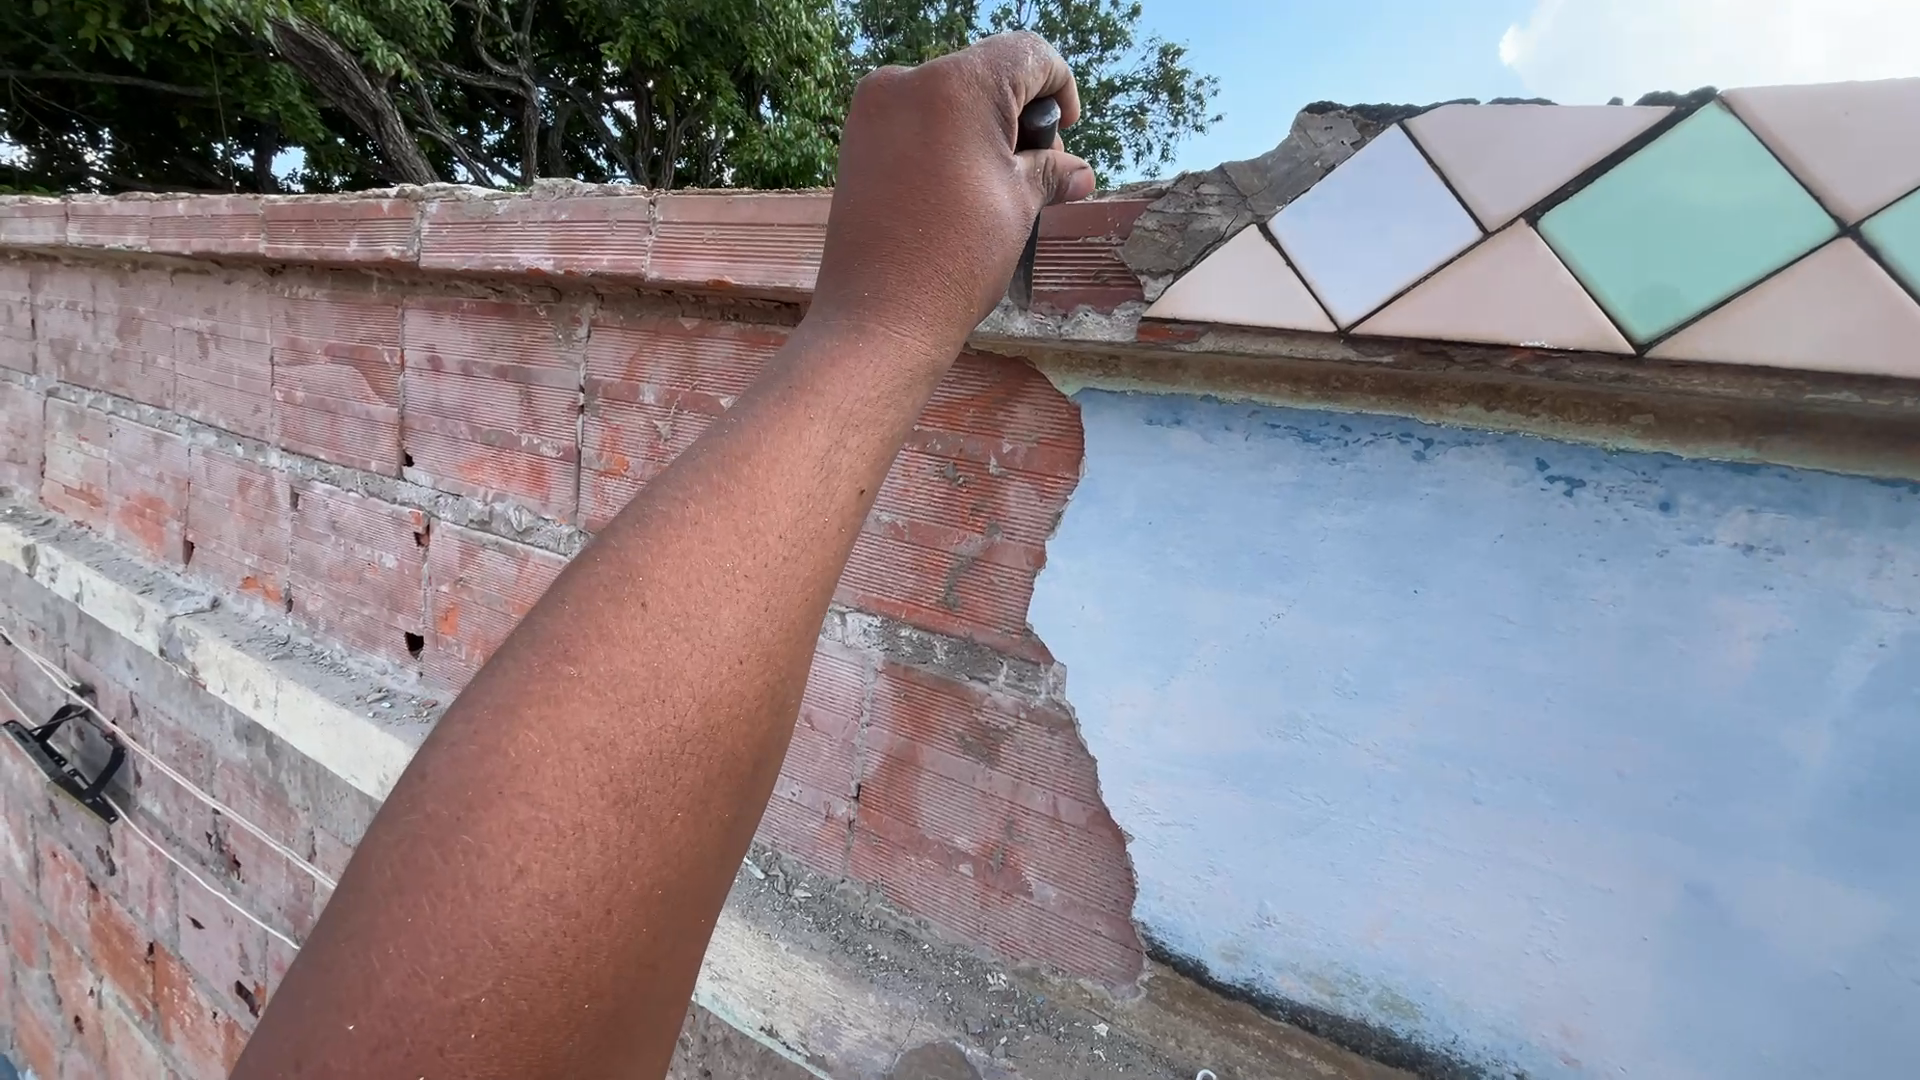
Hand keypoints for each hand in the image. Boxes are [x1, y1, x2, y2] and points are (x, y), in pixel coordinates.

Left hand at [809, 31, 1095, 356]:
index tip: (1066, 131)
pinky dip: (942, 144)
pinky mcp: (856, 142)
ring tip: (990, 192)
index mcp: (956, 85)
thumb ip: (1049, 173)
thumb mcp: (1018, 209)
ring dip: (979, 133)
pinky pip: (914, 123)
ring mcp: (873, 111)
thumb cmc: (955, 263)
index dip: (1060, 86)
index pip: (1027, 54)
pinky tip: (953, 194)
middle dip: (1016, 118)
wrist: (881, 319)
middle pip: (984, 74)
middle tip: (1030, 173)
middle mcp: (906, 81)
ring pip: (947, 100)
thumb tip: (1080, 172)